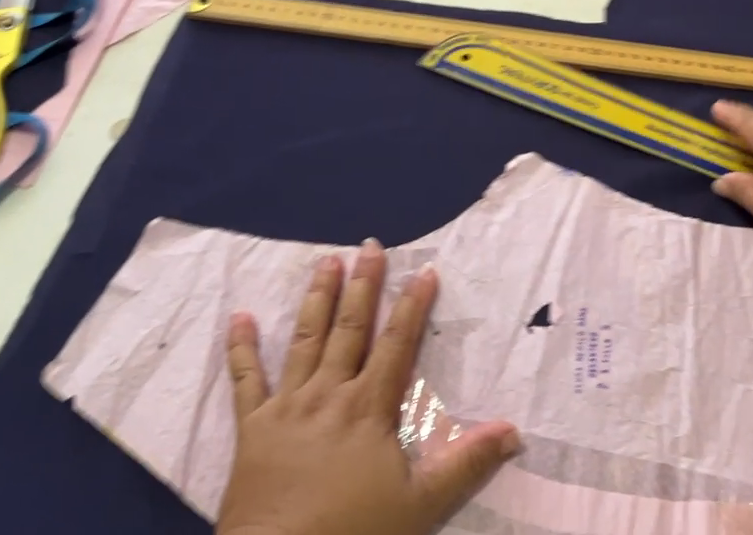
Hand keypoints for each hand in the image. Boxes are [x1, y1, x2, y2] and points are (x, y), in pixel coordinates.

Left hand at [219, 241, 521, 534]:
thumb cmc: (354, 531)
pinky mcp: (253, 426)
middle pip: (350, 328)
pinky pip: (245, 380)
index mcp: (369, 407)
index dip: (413, 306)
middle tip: (370, 246)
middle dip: (364, 285)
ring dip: (317, 298)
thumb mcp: (421, 504)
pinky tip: (240, 316)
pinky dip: (241, 347)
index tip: (425, 271)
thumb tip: (513, 430)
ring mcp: (287, 405)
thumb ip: (466, 464)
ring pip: (305, 340)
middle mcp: (329, 393)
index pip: (397, 344)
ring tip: (325, 261)